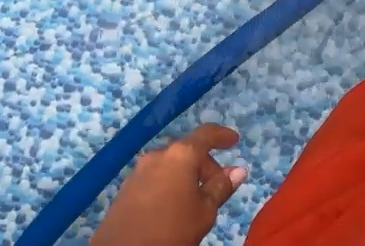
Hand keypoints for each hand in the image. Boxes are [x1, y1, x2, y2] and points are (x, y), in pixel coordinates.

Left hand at [91, 123, 246, 245]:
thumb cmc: (170, 231)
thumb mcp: (204, 212)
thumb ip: (222, 188)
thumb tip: (239, 170)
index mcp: (181, 155)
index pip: (206, 134)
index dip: (223, 136)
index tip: (234, 141)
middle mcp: (159, 155)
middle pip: (188, 151)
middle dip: (205, 164)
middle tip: (217, 185)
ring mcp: (138, 172)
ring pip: (170, 165)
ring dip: (186, 175)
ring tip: (195, 198)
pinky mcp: (125, 190)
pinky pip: (155, 177)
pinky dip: (168, 183)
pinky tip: (171, 206)